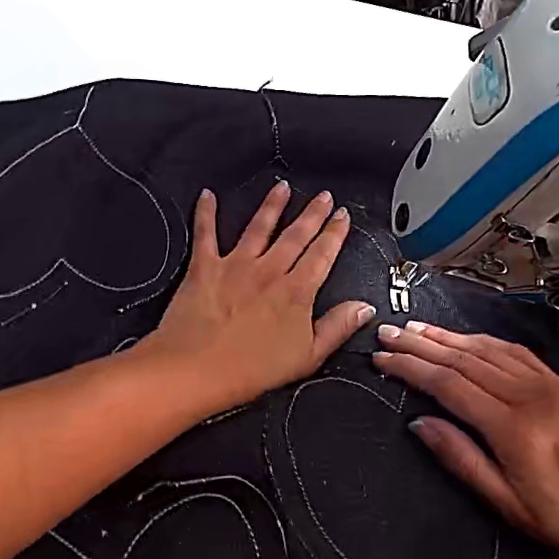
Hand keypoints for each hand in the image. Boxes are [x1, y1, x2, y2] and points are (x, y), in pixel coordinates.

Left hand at [137, 182, 372, 416]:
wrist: (195, 371)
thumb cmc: (250, 370)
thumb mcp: (307, 357)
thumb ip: (338, 328)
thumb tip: (363, 309)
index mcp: (296, 292)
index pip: (322, 254)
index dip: (335, 232)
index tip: (342, 217)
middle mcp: (268, 271)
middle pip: (296, 234)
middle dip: (313, 213)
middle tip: (323, 196)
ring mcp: (236, 266)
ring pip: (259, 226)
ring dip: (272, 204)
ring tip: (282, 187)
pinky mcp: (205, 268)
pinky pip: (206, 234)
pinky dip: (206, 213)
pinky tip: (208, 196)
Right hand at [373, 322, 558, 558]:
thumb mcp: (511, 506)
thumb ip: (462, 459)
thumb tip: (420, 424)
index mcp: (512, 426)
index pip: (448, 384)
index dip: (411, 367)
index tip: (384, 356)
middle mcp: (529, 394)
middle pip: (464, 358)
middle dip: (422, 343)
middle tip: (390, 331)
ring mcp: (549, 384)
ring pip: (489, 349)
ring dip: (450, 336)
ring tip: (419, 329)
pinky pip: (517, 352)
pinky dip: (486, 341)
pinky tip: (471, 339)